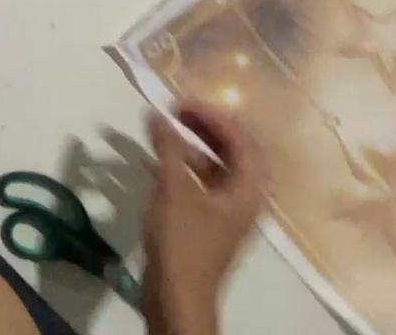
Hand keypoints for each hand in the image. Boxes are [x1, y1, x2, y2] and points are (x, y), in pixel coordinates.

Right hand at [142, 103, 263, 334]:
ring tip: (161, 131)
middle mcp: (242, 199)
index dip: (217, 118)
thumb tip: (157, 113)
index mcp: (247, 192)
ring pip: (212, 167)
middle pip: (233, 154)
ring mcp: (223, 212)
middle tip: (176, 110)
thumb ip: (167, 147)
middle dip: (206, 128)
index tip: (184, 102)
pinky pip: (196, 182)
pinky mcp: (202, 221)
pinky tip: (148, 159)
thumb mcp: (174, 187)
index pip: (244, 143)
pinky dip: (177, 165)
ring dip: (189, 145)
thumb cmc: (183, 239)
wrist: (178, 292)